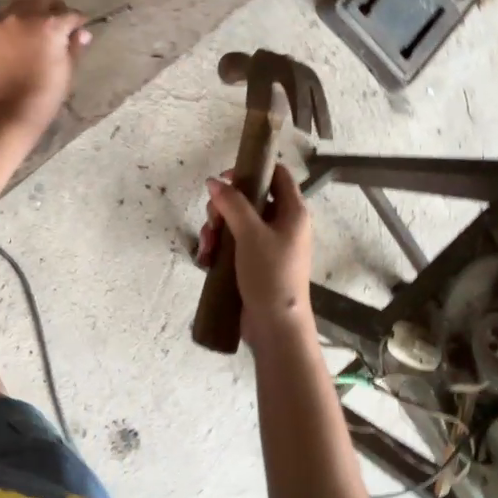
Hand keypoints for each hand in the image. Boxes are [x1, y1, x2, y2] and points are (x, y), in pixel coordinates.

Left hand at [0, 0, 89, 128]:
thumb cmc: (45, 94)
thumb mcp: (67, 70)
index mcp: (49, 24)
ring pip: (19, 5)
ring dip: (30, 13)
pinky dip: (13, 28)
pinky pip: (2, 23)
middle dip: (54, 4)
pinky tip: (16, 46)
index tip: (80, 28)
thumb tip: (81, 33)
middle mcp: (23, 16)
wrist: (6, 112)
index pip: (70, 14)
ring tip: (35, 33)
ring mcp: (1, 24)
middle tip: (58, 22)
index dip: (78, 21)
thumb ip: (74, 46)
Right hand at [199, 164, 314, 349]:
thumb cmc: (270, 274)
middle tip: (213, 220)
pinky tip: (205, 258)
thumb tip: (214, 181)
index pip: (278, 175)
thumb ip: (232, 203)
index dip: (253, 170)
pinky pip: (233, 245)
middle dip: (225, 207)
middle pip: (250, 199)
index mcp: (293, 212)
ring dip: (217, 229)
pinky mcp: (255, 264)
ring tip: (207, 246)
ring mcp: (269, 246)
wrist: (275, 326)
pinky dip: (218, 247)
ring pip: (237, 223)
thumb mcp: (250, 233)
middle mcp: (283, 225)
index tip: (226, 178)